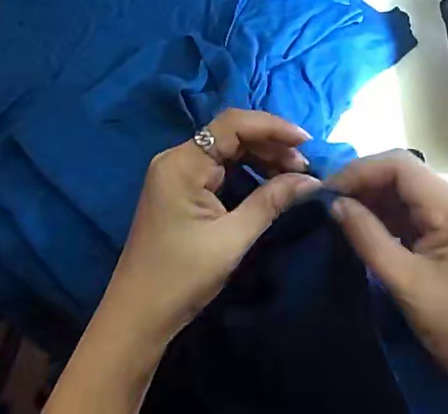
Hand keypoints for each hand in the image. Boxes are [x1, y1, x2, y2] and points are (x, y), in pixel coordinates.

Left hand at [49, 111, 321, 413]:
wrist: (135, 321)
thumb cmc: (181, 279)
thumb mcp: (232, 239)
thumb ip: (272, 200)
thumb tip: (312, 180)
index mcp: (182, 163)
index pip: (233, 124)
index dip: (273, 127)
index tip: (306, 142)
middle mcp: (177, 158)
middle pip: (232, 133)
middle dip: (272, 144)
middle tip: (305, 165)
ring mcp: (177, 172)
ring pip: (229, 147)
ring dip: (263, 155)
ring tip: (295, 172)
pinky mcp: (181, 187)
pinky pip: (220, 164)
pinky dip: (248, 168)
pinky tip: (270, 179)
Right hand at [330, 152, 447, 412]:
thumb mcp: (408, 284)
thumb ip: (370, 239)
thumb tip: (336, 205)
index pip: (400, 165)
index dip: (360, 170)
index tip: (326, 192)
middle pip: (402, 173)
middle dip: (363, 182)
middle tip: (325, 204)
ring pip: (404, 191)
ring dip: (371, 198)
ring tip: (336, 215)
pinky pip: (411, 211)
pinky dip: (384, 216)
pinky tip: (361, 228)